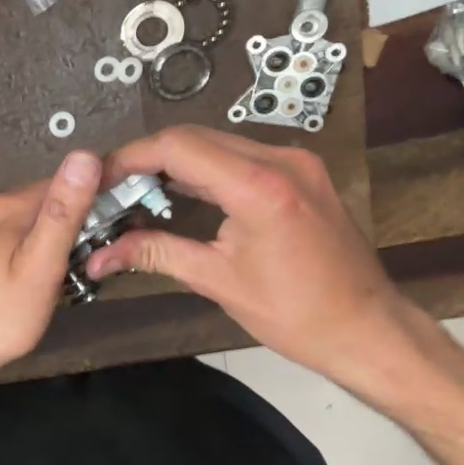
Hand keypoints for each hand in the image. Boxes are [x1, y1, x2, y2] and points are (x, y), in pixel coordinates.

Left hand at [0, 150, 103, 389]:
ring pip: (36, 222)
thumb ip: (64, 211)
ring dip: (59, 242)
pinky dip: (38, 253)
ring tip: (73, 275)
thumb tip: (85, 155)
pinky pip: (20, 239)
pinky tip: (45, 280)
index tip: (122, 224)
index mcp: (10, 205)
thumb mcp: (43, 263)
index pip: (68, 181)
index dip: (99, 199)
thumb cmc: (5, 314)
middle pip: (51, 202)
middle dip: (79, 225)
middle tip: (94, 261)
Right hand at [89, 126, 414, 380]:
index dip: (129, 157)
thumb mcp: (215, 280)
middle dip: (144, 159)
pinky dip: (200, 170)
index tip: (97, 179)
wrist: (366, 327)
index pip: (177, 147)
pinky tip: (175, 193)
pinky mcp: (299, 173)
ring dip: (170, 162)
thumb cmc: (294, 312)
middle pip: (193, 137)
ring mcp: (295, 163)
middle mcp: (280, 160)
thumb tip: (97, 256)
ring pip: (214, 143)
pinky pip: (237, 157)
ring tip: (133, 191)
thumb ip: (154, 253)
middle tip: (109, 189)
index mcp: (259, 186)